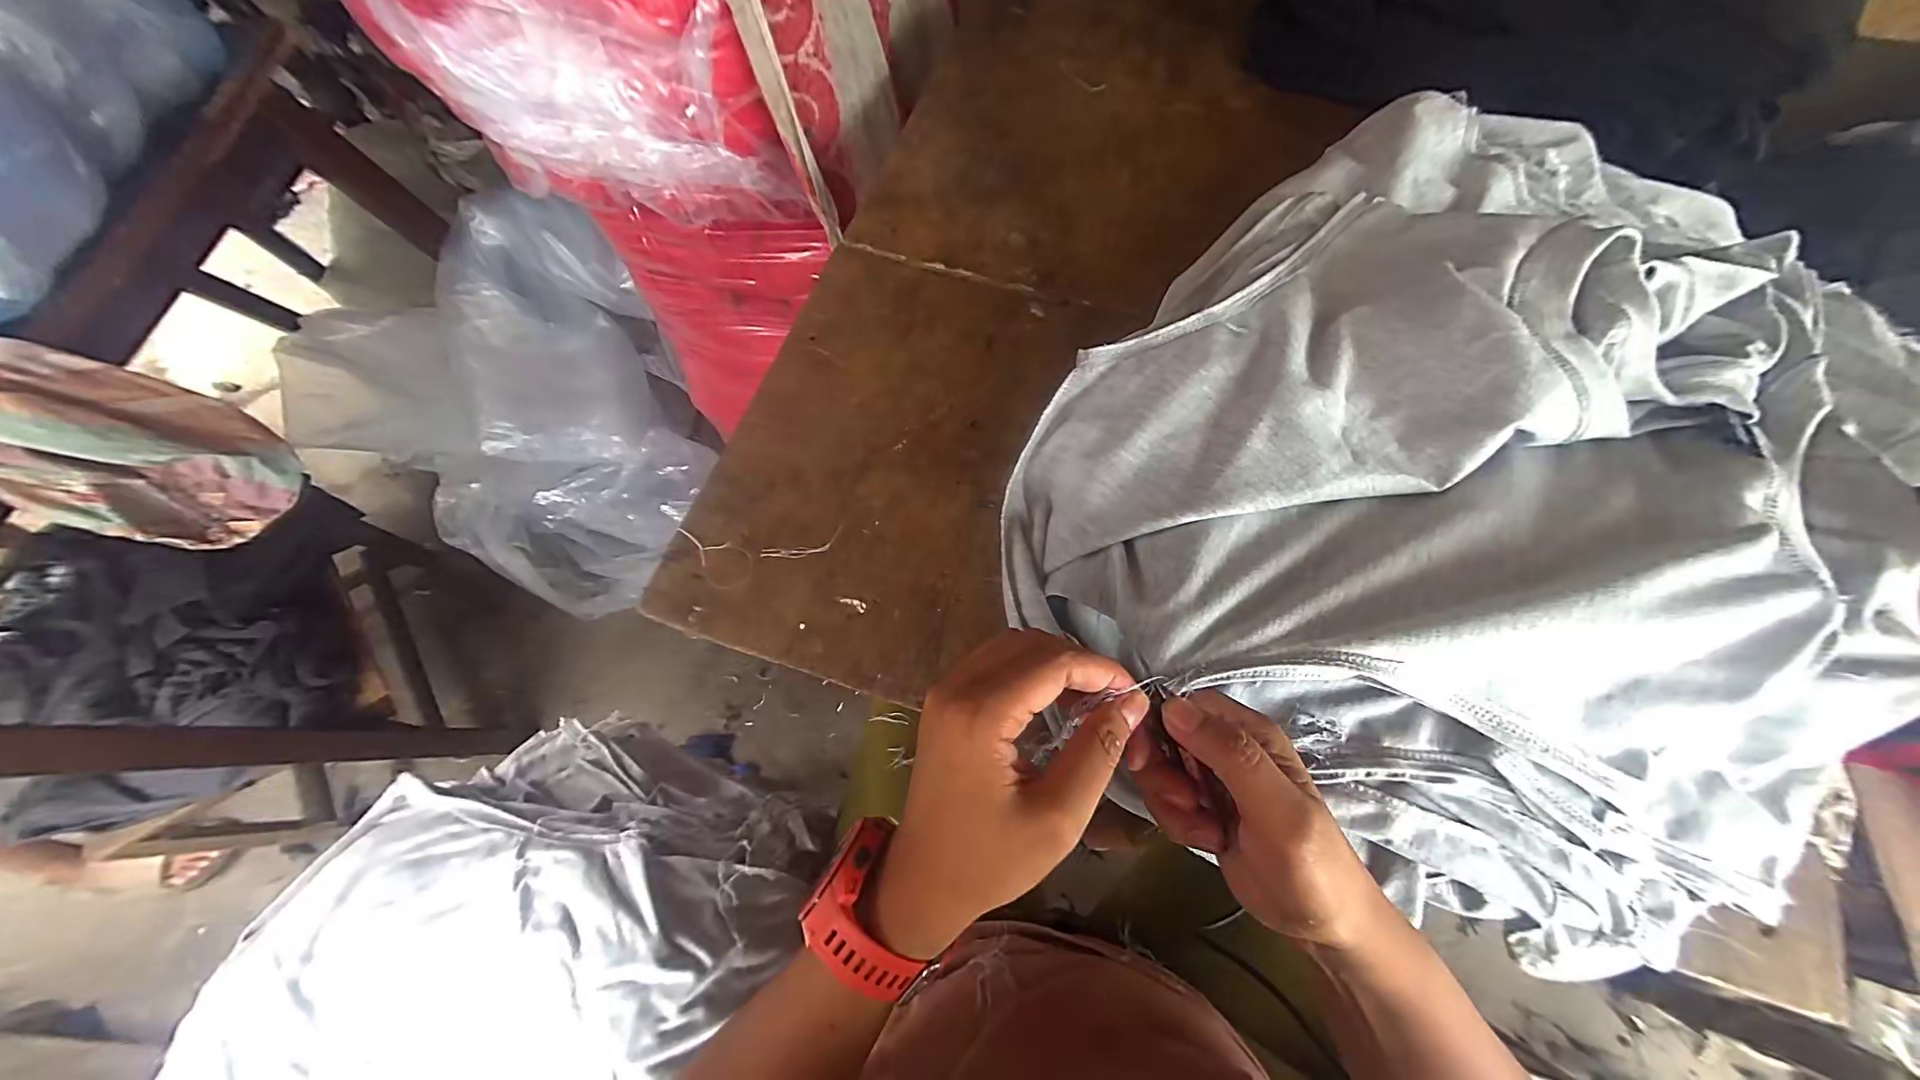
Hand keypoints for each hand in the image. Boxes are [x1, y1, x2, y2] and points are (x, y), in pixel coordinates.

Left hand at [867, 630, 1148, 958]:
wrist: (925, 879)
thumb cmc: (992, 860)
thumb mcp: (1059, 816)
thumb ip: (1098, 751)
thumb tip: (1131, 703)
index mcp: (980, 716)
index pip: (1051, 662)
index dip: (1099, 668)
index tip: (1132, 691)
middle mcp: (956, 689)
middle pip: (1030, 644)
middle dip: (1078, 662)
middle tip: (1113, 698)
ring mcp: (943, 691)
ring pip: (1010, 646)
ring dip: (1053, 662)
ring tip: (1088, 699)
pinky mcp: (942, 700)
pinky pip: (992, 661)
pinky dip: (1028, 669)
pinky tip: (1052, 699)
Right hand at [1127, 690, 1392, 947]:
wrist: (1322, 925)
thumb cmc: (1311, 864)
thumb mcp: (1276, 807)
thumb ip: (1230, 753)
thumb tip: (1174, 708)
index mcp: (1251, 734)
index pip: (1187, 706)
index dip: (1160, 726)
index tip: (1149, 761)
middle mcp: (1230, 748)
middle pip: (1166, 737)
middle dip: (1162, 773)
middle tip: (1184, 804)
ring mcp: (1215, 779)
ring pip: (1162, 770)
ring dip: (1170, 803)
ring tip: (1204, 830)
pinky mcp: (1204, 807)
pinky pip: (1167, 800)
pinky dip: (1176, 822)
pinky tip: (1206, 840)